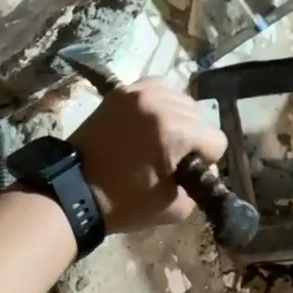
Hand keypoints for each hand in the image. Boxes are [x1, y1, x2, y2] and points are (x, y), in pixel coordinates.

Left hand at [68, 78, 227, 234]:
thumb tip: (204, 166)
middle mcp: (159, 101)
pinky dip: (160, 102)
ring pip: (180, 98)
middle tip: (173, 158)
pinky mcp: (122, 89)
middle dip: (193, 138)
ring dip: (178, 118)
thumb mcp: (174, 206)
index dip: (208, 161)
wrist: (76, 187)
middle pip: (199, 115)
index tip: (189, 172)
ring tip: (160, 139)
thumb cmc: (125, 201)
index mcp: (173, 130)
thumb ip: (200, 184)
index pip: (216, 139)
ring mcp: (138, 91)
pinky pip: (156, 86)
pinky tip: (150, 120)